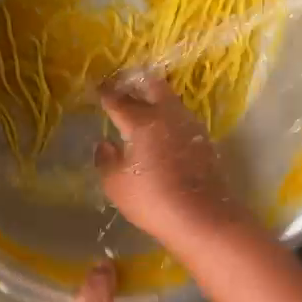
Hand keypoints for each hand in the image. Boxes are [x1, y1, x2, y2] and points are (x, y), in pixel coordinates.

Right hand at [94, 73, 251, 248]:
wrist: (203, 217)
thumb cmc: (153, 199)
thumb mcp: (116, 184)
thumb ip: (106, 160)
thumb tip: (105, 144)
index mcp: (141, 121)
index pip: (119, 100)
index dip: (106, 92)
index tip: (98, 88)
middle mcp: (167, 115)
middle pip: (152, 86)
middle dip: (136, 83)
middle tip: (122, 88)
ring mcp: (189, 126)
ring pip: (170, 100)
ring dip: (154, 98)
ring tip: (141, 106)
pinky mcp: (203, 141)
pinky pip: (180, 118)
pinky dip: (167, 116)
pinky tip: (160, 129)